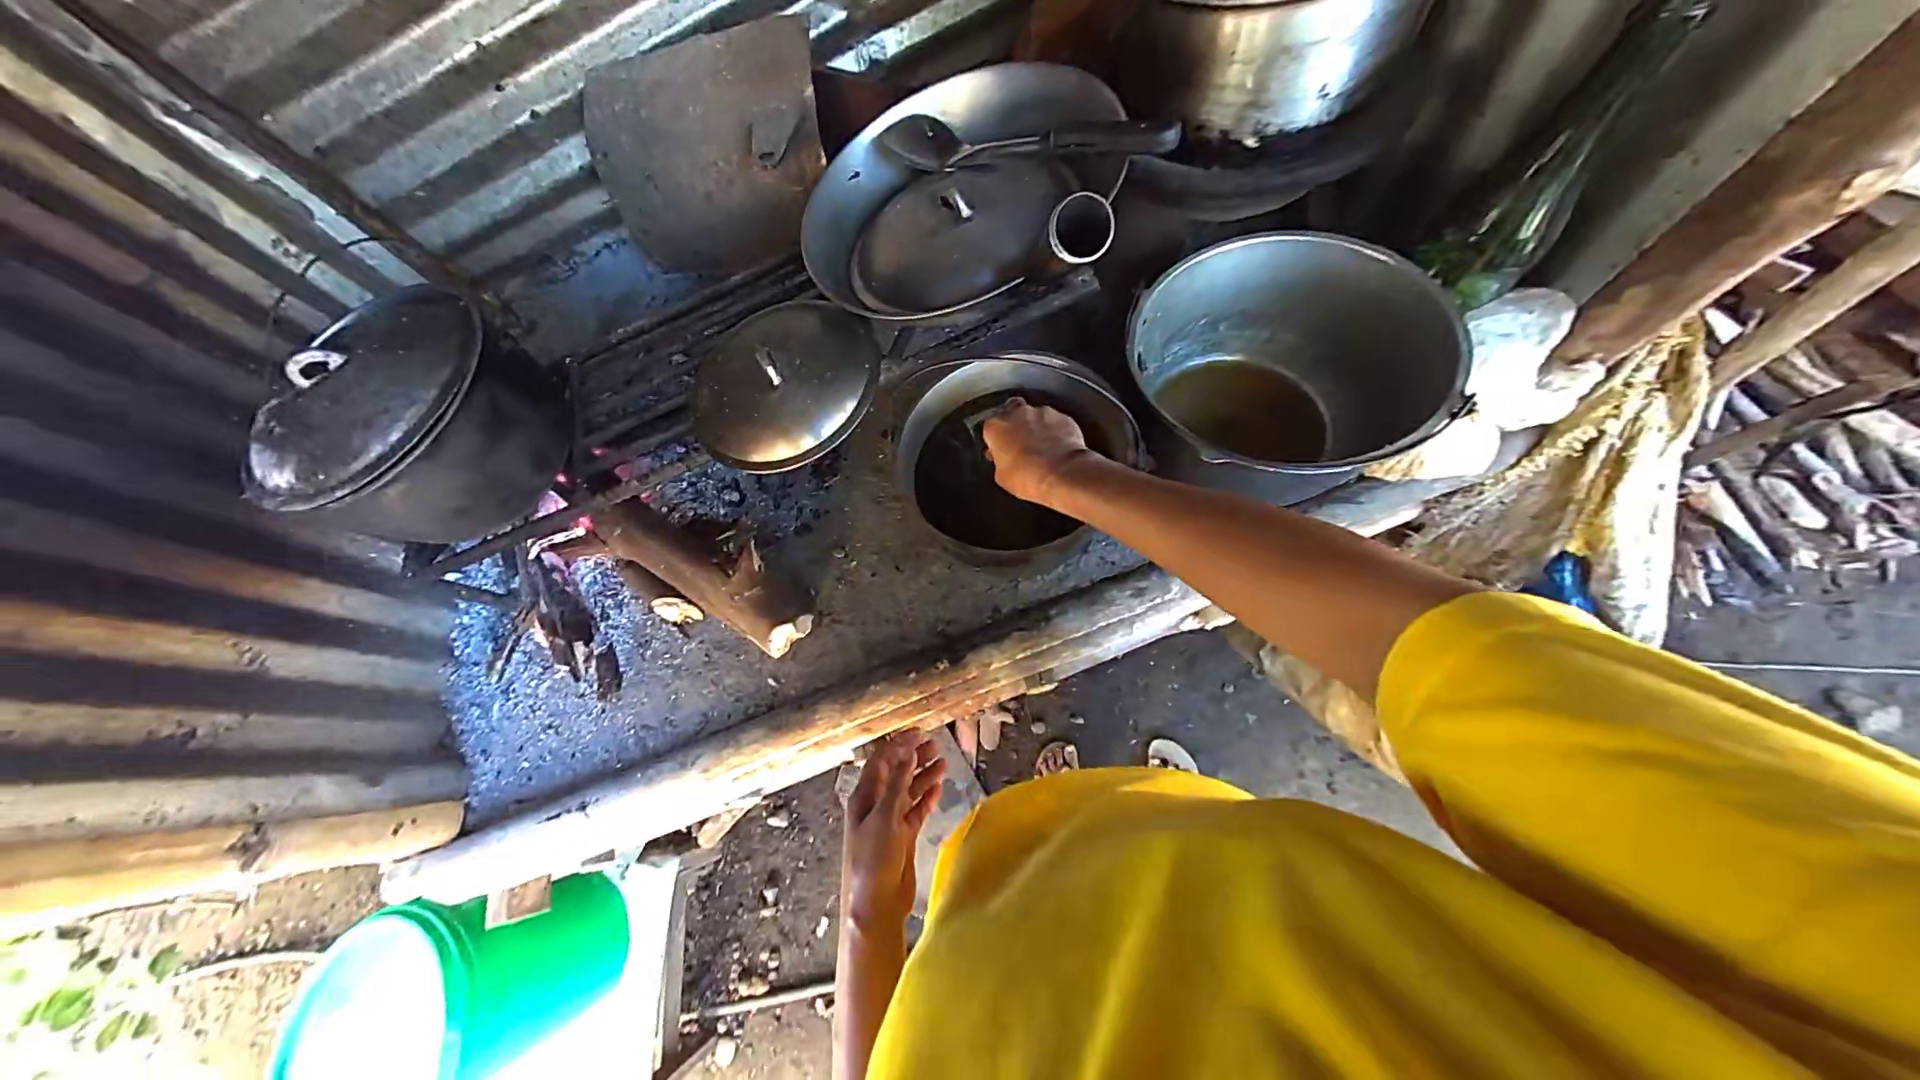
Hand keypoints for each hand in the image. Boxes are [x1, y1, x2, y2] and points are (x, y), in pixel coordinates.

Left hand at [841, 732, 946, 930]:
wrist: (876, 905)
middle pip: (896, 773)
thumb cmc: (873, 862)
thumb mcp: (884, 819)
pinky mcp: (903, 836)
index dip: (899, 746)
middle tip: (935, 744)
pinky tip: (938, 787)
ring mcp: (890, 821)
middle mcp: (876, 806)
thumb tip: (906, 754)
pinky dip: (927, 797)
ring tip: (942, 761)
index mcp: (864, 798)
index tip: (919, 734)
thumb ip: (896, 785)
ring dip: (924, 774)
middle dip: (914, 757)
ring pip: (908, 790)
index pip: (881, 762)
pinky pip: (916, 809)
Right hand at [980, 398, 1096, 505]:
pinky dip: (1055, 430)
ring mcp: (1042, 412)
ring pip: (1036, 415)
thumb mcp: (1002, 476)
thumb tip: (1004, 458)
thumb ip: (1000, 460)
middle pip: (1012, 410)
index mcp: (996, 427)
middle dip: (1015, 423)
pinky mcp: (1063, 417)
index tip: (1002, 450)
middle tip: (1021, 442)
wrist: (1062, 475)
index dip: (997, 438)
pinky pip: (1055, 422)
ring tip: (1043, 446)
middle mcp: (1017, 413)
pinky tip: (1059, 446)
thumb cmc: (1027, 477)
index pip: (991, 427)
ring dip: (1036, 426)